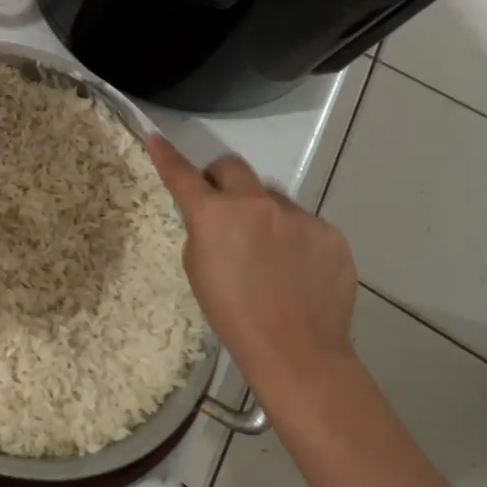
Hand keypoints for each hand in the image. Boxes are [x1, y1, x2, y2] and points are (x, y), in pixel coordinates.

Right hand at [144, 135, 358, 388]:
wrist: (297, 350)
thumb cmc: (232, 312)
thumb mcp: (198, 265)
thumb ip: (204, 228)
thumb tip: (217, 215)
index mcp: (213, 212)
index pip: (181, 173)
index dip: (165, 154)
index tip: (155, 137)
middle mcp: (255, 203)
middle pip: (233, 167)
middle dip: (223, 180)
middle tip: (224, 207)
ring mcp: (298, 217)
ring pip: (273, 198)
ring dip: (264, 213)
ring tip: (271, 254)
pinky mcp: (331, 234)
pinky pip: (305, 224)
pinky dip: (296, 238)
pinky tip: (298, 270)